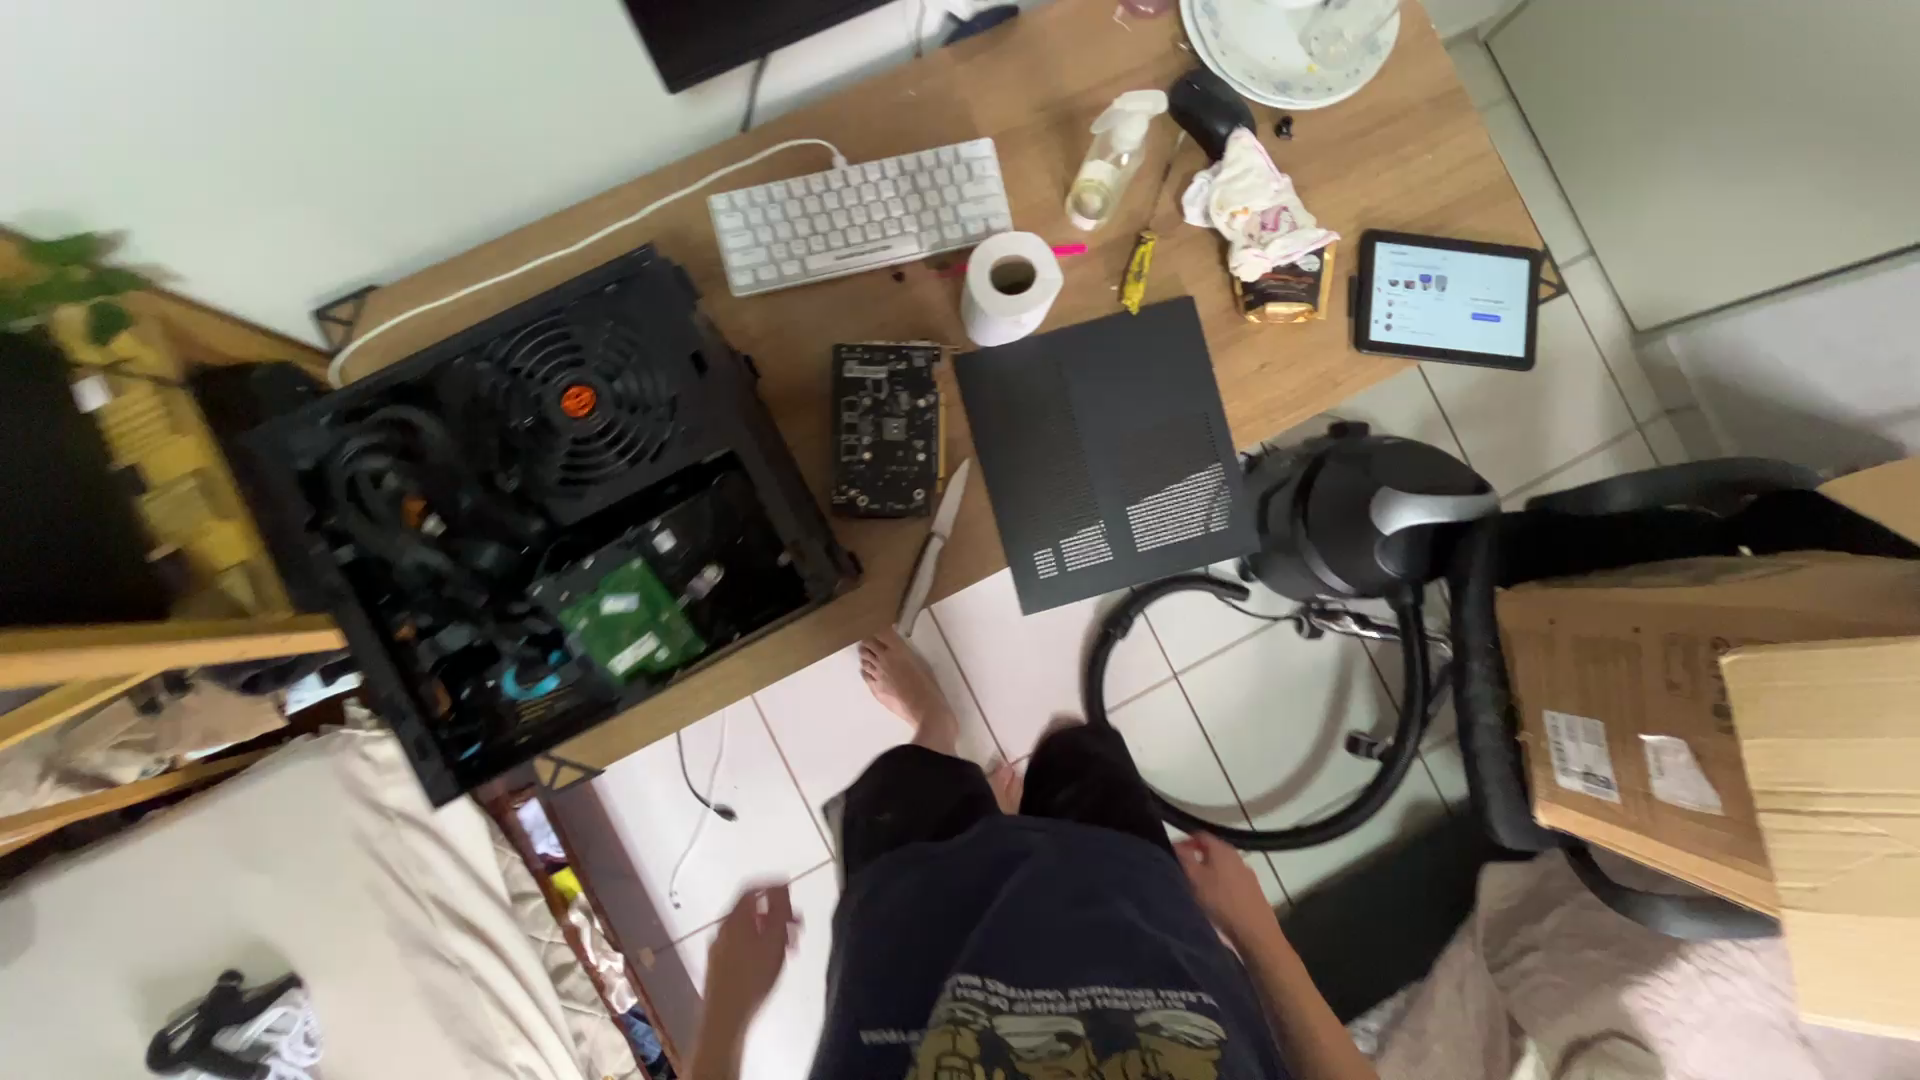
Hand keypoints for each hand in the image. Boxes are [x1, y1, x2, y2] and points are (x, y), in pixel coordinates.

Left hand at [703, 884, 799, 1022]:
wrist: (724, 1019)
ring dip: (770, 932)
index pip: (752, 889)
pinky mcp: (718, 966)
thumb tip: (781, 886)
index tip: (790, 892)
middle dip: (777, 914)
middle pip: (752, 911)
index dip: (772, 886)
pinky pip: (741, 945)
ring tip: (788, 948)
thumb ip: (779, 910)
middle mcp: (722, 929)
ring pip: (748, 930)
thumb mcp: (774, 940)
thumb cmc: (753, 977)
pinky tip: (770, 962)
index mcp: (734, 919)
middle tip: (795, 926)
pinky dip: (758, 945)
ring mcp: (718, 948)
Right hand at [1175, 832, 1280, 946]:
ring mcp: (1247, 873)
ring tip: (1197, 886)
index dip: (1184, 840)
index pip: (1199, 834)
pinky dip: (1221, 883)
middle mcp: (1236, 855)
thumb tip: (1175, 843)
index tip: (1171, 852)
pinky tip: (1216, 899)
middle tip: (1182, 870)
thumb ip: (1183, 857)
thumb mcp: (1194, 878)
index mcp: (1221, 848)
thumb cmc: (1220, 901)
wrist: (1255, 932)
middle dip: (1196, 856)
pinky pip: (1231, 880)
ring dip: (1209, 871)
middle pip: (1212, 850)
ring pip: (1222, 866)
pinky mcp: (1254, 890)